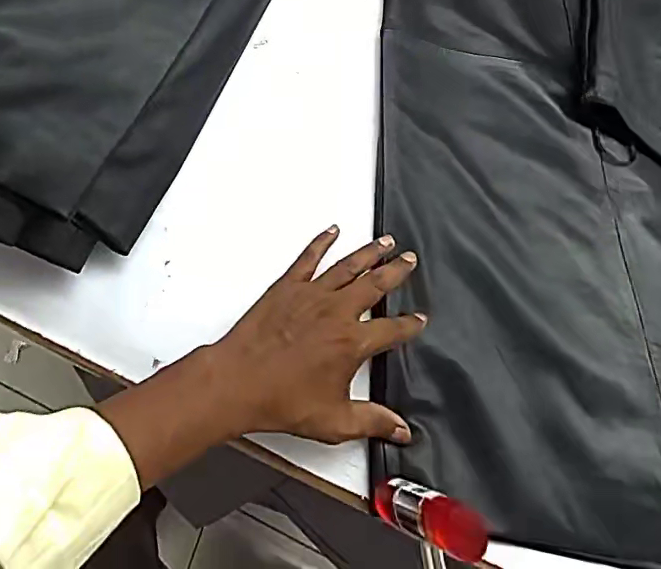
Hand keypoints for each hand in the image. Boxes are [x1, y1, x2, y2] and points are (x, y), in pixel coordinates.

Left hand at [97, 228, 426, 487]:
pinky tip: (332, 231)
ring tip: (384, 241)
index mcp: (351, 343)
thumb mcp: (335, 421)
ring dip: (369, 252)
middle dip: (395, 270)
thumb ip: (372, 421)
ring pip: (348, 265)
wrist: (240, 381)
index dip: (410, 324)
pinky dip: (322, 241)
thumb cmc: (281, 399)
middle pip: (375, 284)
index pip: (392, 330)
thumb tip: (399, 429)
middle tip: (408, 259)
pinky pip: (310, 257)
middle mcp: (336, 312)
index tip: (420, 318)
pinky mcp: (288, 285)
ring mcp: (312, 294)